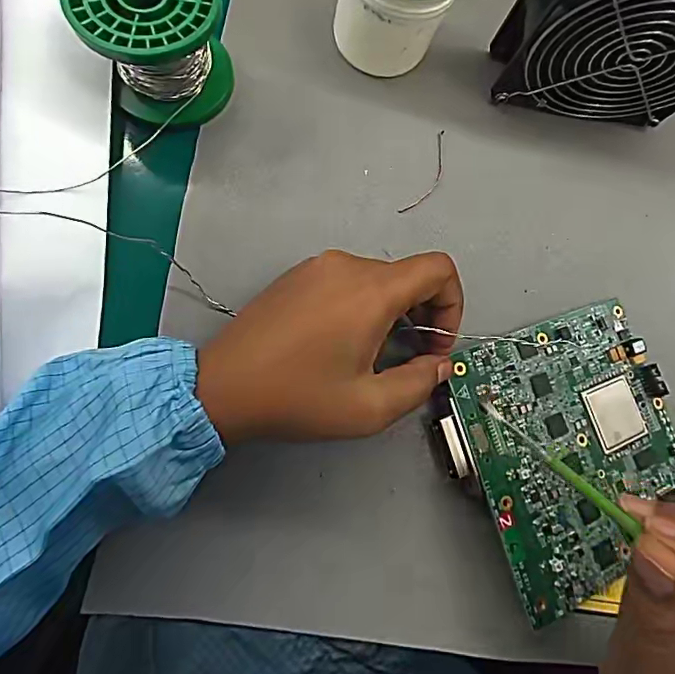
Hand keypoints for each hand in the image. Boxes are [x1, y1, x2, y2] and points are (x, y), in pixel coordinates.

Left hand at [195, 250, 463, 443]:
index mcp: (372, 291)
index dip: (452, 305)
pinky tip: (339, 343)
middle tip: (407, 358)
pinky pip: (348, 280)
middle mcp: (347, 266)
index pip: (439, 269)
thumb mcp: (369, 407)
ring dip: (391, 312)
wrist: (222, 385)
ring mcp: (319, 266)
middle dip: (423, 315)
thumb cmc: (296, 397)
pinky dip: (362, 305)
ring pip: (379, 279)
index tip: (435, 345)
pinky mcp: (298, 275)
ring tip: (370, 355)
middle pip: (409, 275)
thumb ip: (419, 384)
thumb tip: (437, 365)